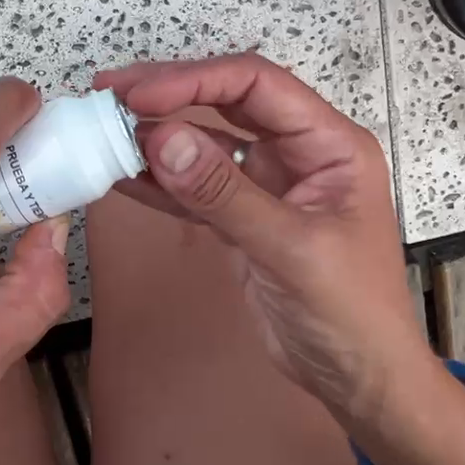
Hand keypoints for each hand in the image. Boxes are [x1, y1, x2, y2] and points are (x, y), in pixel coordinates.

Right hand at [95, 54, 464, 464]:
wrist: (360, 384)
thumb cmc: (351, 314)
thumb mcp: (292, 250)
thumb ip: (224, 193)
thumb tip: (159, 138)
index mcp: (327, 141)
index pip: (256, 83)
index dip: (195, 81)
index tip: (140, 96)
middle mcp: (296, 149)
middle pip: (225, 100)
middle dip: (167, 93)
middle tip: (108, 91)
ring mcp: (266, 180)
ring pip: (203, 139)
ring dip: (155, 134)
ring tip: (103, 127)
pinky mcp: (240, 213)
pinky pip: (193, 184)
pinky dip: (157, 180)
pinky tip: (119, 174)